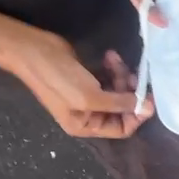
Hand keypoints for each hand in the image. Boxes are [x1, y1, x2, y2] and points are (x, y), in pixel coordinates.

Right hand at [8, 37, 152, 138]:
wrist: (31, 49)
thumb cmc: (58, 78)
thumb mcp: (90, 97)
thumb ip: (120, 104)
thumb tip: (148, 109)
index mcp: (86, 126)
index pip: (122, 129)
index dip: (137, 115)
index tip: (148, 97)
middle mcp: (89, 114)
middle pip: (123, 109)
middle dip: (130, 92)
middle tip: (134, 75)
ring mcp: (89, 95)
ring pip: (119, 91)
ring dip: (123, 76)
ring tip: (117, 62)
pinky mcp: (88, 78)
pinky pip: (110, 77)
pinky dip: (113, 68)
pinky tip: (110, 55)